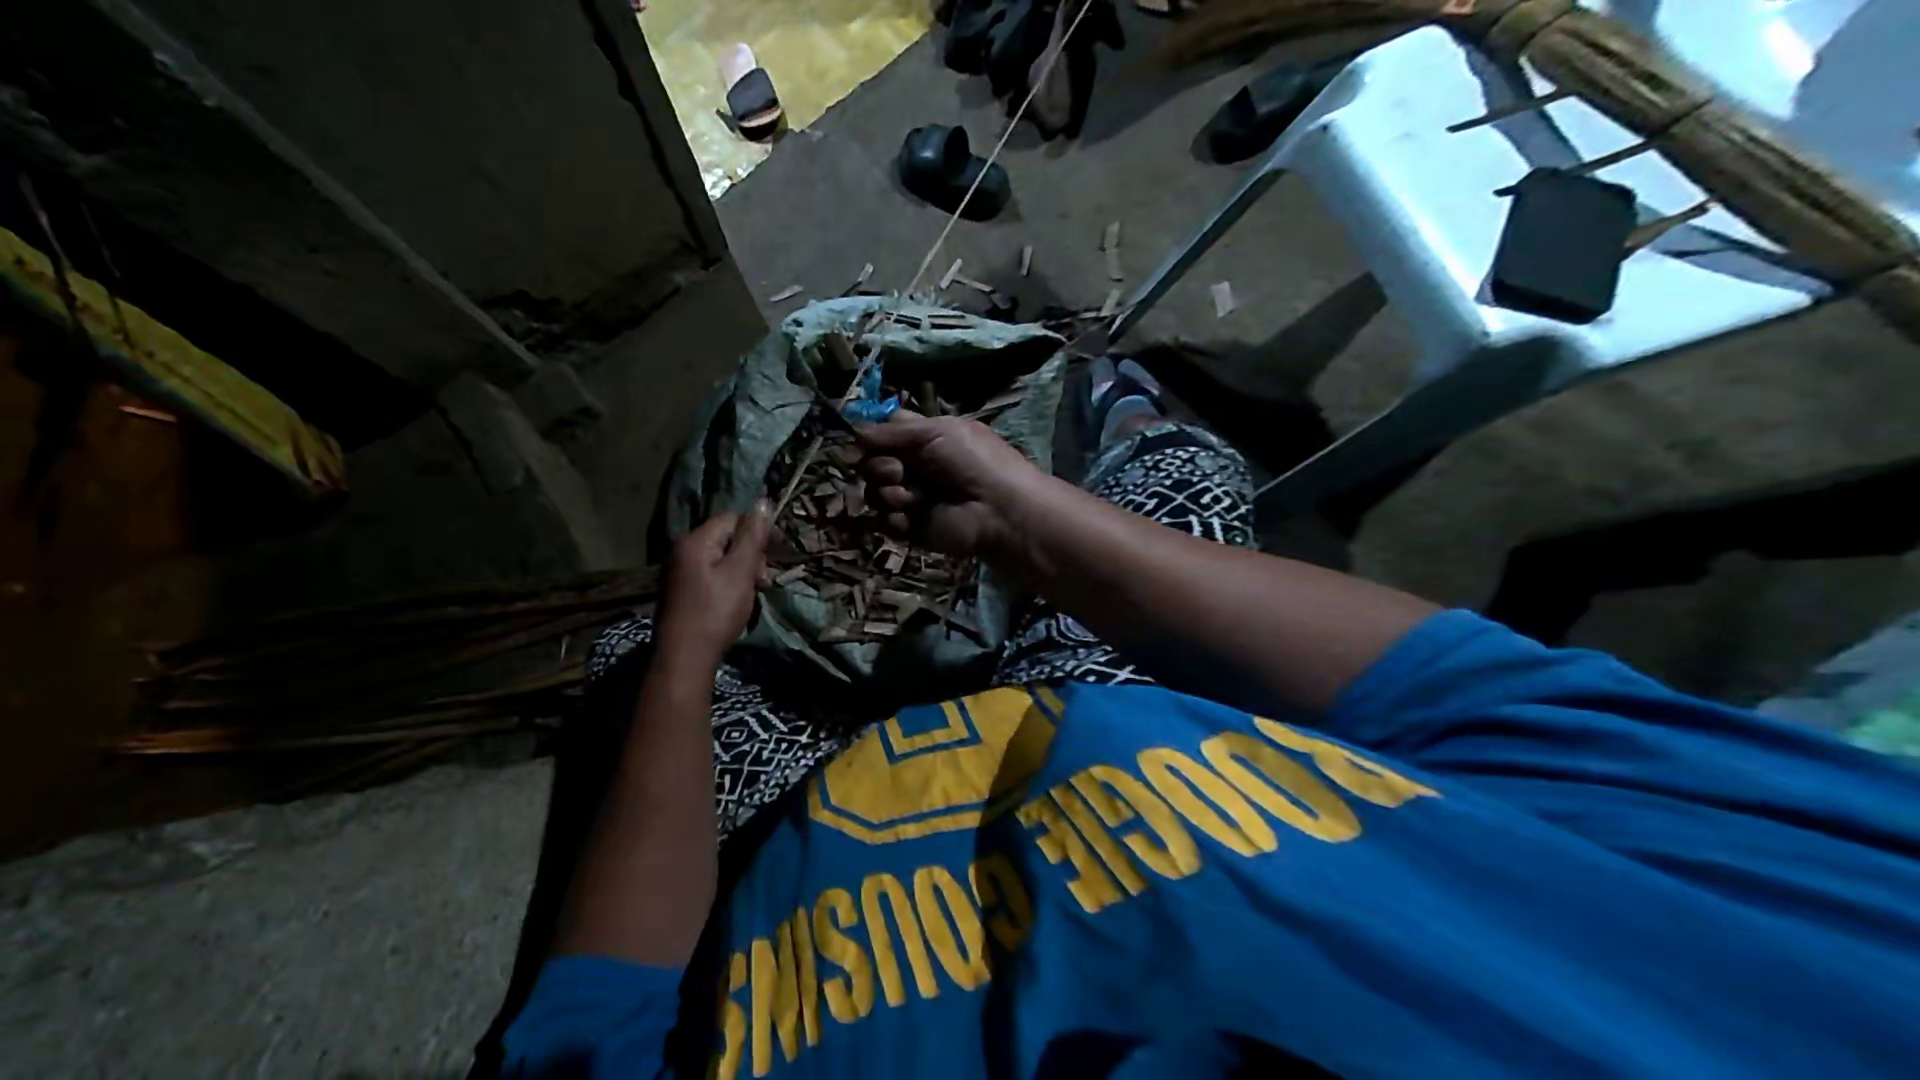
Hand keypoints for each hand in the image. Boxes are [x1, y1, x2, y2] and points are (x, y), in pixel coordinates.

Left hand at [656, 503, 770, 669]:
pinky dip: (729, 581)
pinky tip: (737, 600)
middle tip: (764, 579)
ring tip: (754, 591)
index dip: (759, 530)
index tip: (779, 551)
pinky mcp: (681, 589)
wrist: (685, 656)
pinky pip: (711, 573)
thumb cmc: (716, 611)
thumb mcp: (741, 571)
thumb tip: (764, 502)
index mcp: (695, 540)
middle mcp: (682, 549)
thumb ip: (753, 537)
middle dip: (751, 554)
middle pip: (726, 537)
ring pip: (721, 557)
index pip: (733, 518)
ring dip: (743, 570)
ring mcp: (679, 570)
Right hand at [856, 411, 1047, 558]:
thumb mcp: (937, 432)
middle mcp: (916, 467)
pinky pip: (883, 521)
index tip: (862, 440)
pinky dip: (895, 518)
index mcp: (926, 438)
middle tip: (901, 471)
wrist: (998, 510)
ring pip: (874, 492)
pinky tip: (915, 516)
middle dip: (881, 465)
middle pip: (872, 461)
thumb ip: (892, 431)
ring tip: (916, 497)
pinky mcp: (911, 528)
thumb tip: (852, 432)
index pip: (884, 432)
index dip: (871, 437)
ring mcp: (912, 499)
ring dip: (890, 492)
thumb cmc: (973, 461)